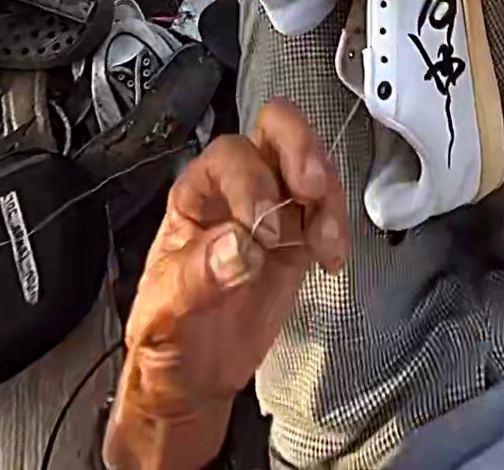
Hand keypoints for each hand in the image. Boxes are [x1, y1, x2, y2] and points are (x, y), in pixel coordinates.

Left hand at [104, 99, 348, 469]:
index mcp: (197, 192)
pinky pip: (329, 205)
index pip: (230, 156)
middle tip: (310, 186)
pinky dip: (338, 222)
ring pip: (311, 161)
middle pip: (275, 127)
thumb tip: (240, 246)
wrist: (195, 375)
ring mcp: (274, 203)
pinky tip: (331, 256)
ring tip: (326, 240)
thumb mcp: (164, 312)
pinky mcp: (301, 231)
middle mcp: (238, 185)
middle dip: (299, 147)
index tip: (264, 232)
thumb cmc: (169, 335)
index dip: (252, 183)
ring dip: (328, 192)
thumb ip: (197, 275)